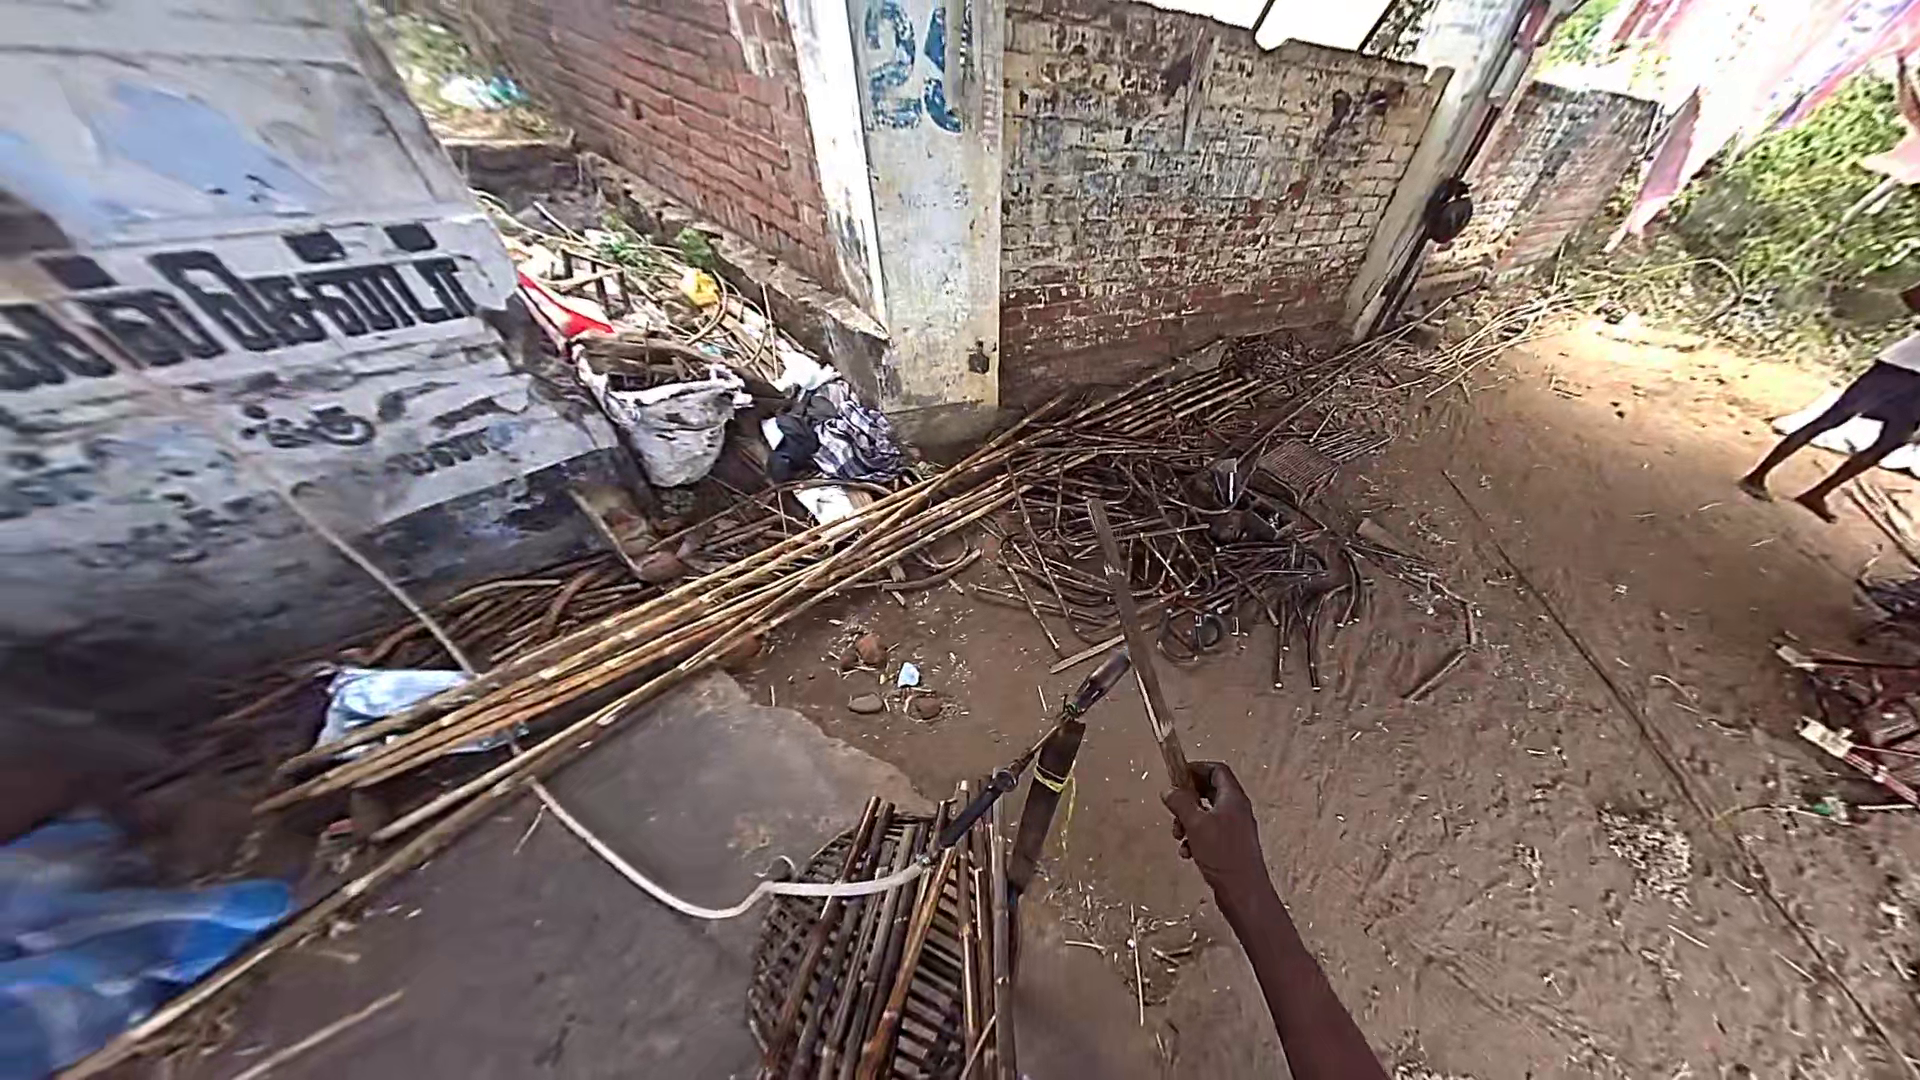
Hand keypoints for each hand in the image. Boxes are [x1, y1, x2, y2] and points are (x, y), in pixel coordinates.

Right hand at [1162, 761, 1272, 910]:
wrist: (1244, 895)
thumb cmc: (1222, 854)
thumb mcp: (1195, 824)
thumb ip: (1180, 802)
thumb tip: (1168, 790)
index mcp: (1233, 798)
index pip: (1217, 770)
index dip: (1196, 768)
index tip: (1177, 776)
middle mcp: (1236, 810)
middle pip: (1209, 790)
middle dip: (1187, 797)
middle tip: (1173, 806)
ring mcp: (1235, 829)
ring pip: (1206, 812)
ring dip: (1188, 819)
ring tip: (1177, 834)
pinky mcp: (1231, 846)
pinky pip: (1209, 831)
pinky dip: (1195, 836)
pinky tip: (1187, 851)